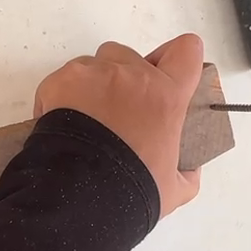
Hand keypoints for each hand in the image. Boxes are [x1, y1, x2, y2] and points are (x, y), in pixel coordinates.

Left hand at [33, 35, 204, 216]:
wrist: (81, 198)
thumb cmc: (128, 190)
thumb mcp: (174, 189)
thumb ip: (187, 172)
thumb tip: (189, 168)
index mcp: (166, 97)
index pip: (186, 52)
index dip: (177, 61)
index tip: (167, 76)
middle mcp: (132, 77)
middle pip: (131, 58)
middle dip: (126, 80)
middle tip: (118, 113)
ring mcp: (94, 75)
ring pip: (96, 64)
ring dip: (94, 84)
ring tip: (87, 119)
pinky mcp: (61, 82)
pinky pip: (65, 78)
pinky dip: (63, 96)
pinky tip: (64, 124)